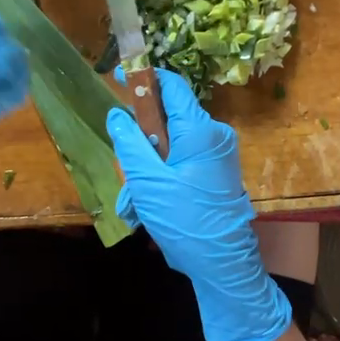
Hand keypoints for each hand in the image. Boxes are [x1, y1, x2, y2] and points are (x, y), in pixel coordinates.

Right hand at [107, 68, 291, 340]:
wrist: (222, 265)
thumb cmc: (184, 219)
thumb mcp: (147, 181)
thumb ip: (129, 142)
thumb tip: (117, 113)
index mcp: (200, 130)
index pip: (172, 86)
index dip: (144, 76)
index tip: (117, 75)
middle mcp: (213, 135)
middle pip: (167, 117)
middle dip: (140, 138)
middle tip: (123, 166)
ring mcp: (217, 154)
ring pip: (171, 142)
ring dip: (147, 163)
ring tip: (134, 200)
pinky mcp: (215, 172)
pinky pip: (182, 159)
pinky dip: (161, 174)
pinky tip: (148, 204)